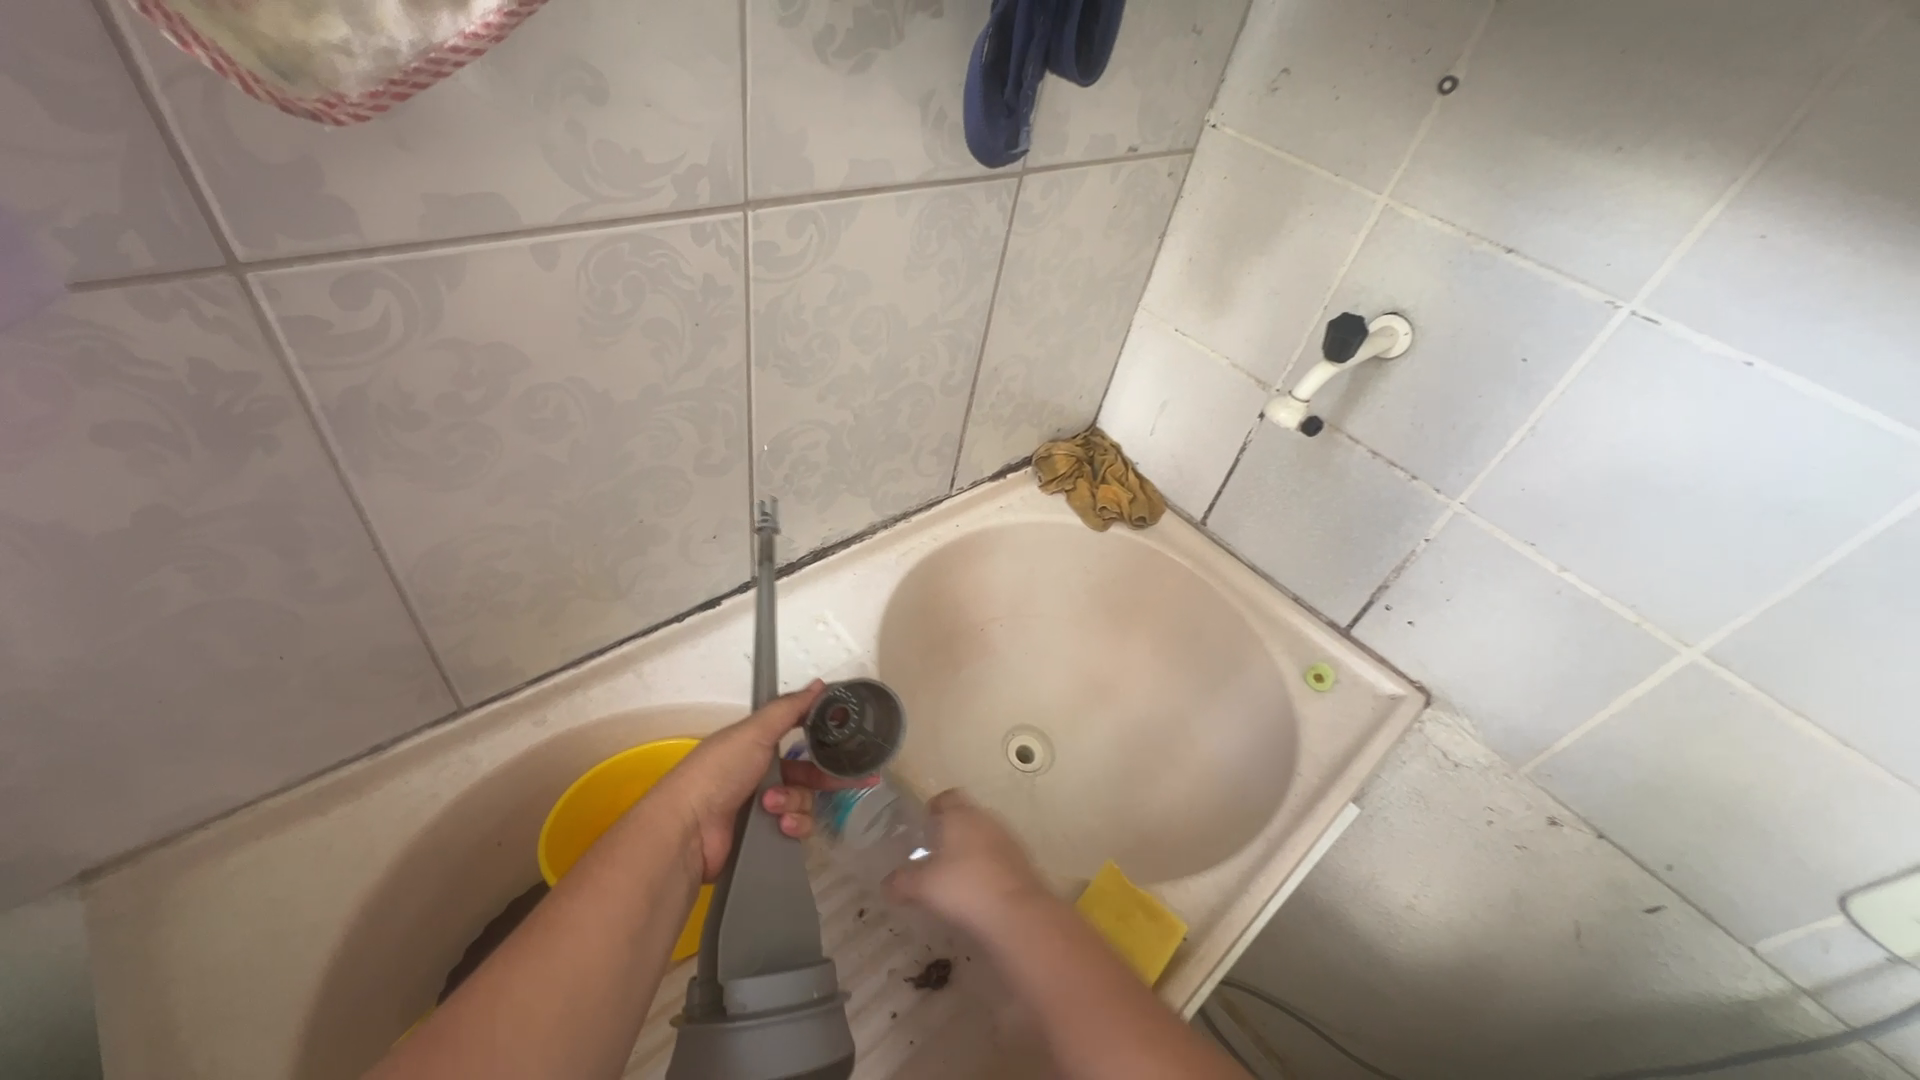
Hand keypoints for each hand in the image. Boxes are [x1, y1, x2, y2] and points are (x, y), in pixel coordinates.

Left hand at [649, 680, 876, 880]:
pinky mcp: (766, 836)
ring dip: (796, 801)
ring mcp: (764, 808)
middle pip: (809, 773)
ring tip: (774, 806)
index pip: (798, 738)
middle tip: (861, 779)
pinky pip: (797, 828)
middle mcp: (762, 775)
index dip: (825, 738)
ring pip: (805, 801)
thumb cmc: (719, 772)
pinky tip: (781, 825)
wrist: (689, 829)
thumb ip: (788, 708)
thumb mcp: (754, 732)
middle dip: (830, 776)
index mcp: (757, 746)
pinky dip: (793, 825)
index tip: (852, 741)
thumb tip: (820, 684)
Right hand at [886, 790, 1050, 932]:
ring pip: (984, 836)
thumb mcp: (922, 886)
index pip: (947, 797)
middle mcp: (986, 819)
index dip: (935, 807)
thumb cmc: (964, 888)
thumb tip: (886, 884)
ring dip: (971, 849)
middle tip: (934, 851)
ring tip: (955, 874)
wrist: (1017, 914)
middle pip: (967, 815)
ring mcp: (1008, 840)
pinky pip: (998, 857)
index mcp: (960, 815)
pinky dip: (987, 867)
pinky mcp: (1023, 863)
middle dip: (951, 830)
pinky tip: (977, 890)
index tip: (925, 822)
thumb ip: (901, 881)